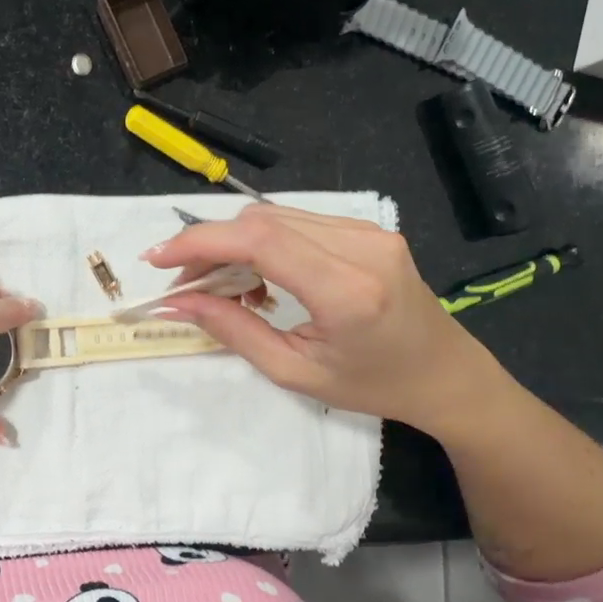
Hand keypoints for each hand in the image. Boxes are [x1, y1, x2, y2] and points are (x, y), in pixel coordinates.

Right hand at [143, 204, 505, 433]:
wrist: (445, 374)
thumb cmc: (373, 386)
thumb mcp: (294, 371)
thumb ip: (234, 330)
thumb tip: (176, 303)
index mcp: (347, 289)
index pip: (260, 240)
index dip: (200, 241)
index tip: (157, 260)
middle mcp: (361, 246)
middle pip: (261, 220)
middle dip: (209, 246)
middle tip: (184, 286)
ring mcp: (368, 232)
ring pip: (274, 216)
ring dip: (232, 244)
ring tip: (218, 286)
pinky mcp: (367, 230)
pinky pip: (296, 222)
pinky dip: (260, 244)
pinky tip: (255, 278)